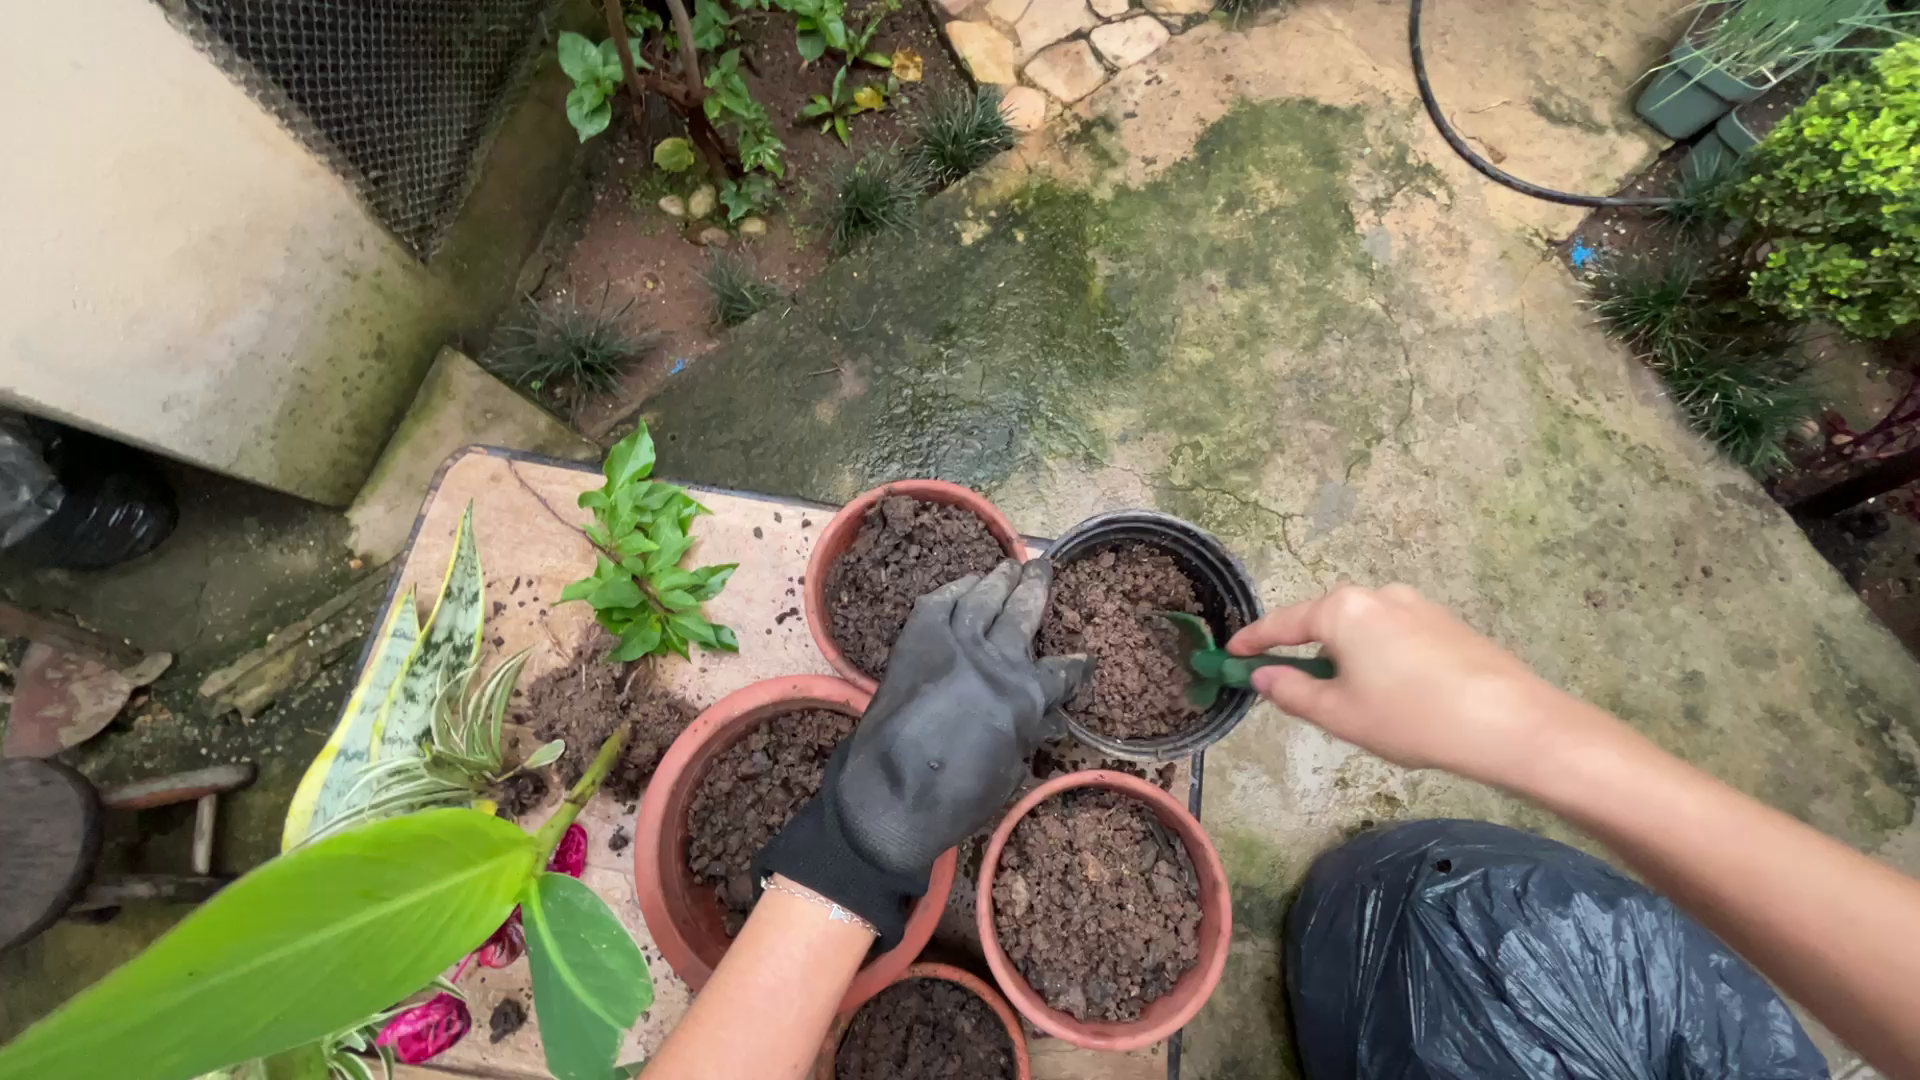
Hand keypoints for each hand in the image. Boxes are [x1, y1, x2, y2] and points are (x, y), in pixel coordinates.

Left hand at [756, 559, 1087, 943]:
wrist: (891, 794)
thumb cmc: (957, 800)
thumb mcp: (1011, 773)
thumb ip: (1027, 734)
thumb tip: (1045, 717)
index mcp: (1027, 697)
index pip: (1063, 672)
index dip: (1077, 667)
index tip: (1084, 660)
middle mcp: (997, 660)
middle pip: (1023, 614)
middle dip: (1037, 588)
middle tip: (1044, 567)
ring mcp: (956, 643)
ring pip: (984, 598)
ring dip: (1000, 579)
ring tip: (1012, 564)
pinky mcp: (917, 639)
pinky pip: (940, 602)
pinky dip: (956, 588)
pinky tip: (968, 580)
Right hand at [1228, 584, 1572, 784]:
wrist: (1517, 726)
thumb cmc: (1412, 718)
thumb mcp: (1338, 714)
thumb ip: (1290, 691)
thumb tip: (1262, 676)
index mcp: (1343, 610)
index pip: (1282, 623)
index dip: (1252, 641)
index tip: (1229, 653)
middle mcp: (1377, 595)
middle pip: (1323, 622)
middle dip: (1304, 651)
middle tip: (1295, 687)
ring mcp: (1417, 605)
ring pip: (1360, 630)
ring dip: (1344, 656)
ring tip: (1354, 701)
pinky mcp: (1447, 623)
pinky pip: (1392, 635)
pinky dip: (1377, 657)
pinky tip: (1395, 694)